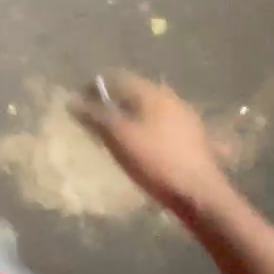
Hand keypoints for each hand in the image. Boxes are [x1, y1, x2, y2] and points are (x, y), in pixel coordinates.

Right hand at [72, 71, 231, 216]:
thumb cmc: (155, 160)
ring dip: (128, 116)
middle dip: (111, 102)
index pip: (115, 77)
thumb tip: (72, 101)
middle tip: (94, 119)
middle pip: (132, 92)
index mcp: (152, 92)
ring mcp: (185, 118)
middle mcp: (170, 98)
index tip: (80, 103)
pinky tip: (138, 146)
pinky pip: (160, 124)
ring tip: (113, 134)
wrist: (201, 196)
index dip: (93, 87)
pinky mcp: (193, 139)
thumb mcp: (116, 136)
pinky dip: (144, 128)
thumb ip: (93, 115)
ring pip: (147, 109)